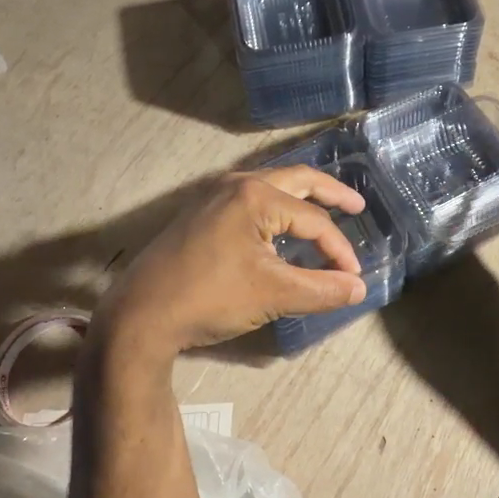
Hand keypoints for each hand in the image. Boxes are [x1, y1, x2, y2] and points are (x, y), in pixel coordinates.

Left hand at [99, 167, 368, 359]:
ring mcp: (214, 196)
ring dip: (301, 198)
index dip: (339, 250)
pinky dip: (276, 208)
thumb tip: (359, 288)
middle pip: (296, 181)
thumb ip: (321, 289)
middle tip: (356, 206)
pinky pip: (251, 199)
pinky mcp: (200, 214)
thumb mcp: (273, 296)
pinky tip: (281, 228)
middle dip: (330, 193)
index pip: (313, 220)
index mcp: (256, 196)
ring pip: (271, 187)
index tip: (353, 278)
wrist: (139, 316)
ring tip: (325, 211)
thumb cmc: (209, 299)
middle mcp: (236, 184)